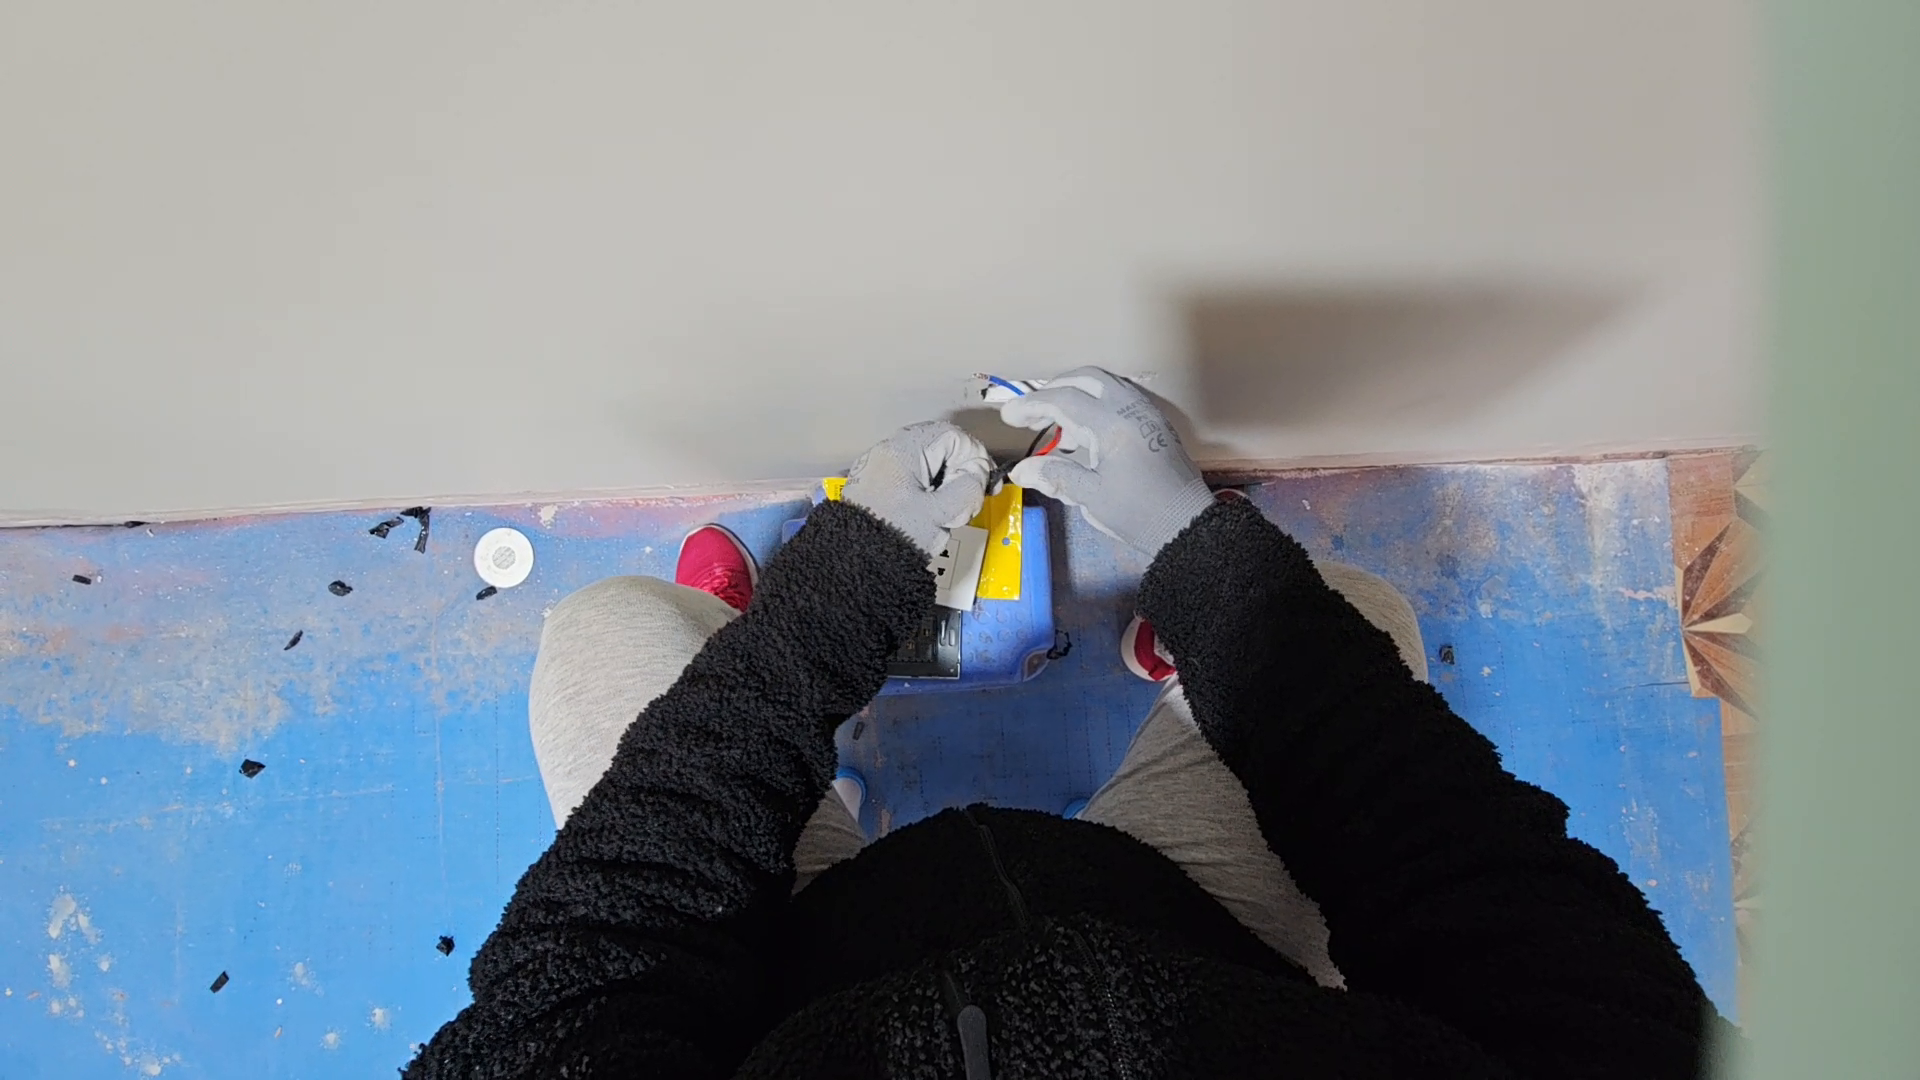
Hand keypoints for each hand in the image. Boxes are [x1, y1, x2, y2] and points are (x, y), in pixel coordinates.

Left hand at [842, 421, 993, 556]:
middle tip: (966, 498)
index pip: (954, 437)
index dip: (975, 458)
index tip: (981, 481)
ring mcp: (881, 469)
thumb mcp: (941, 512)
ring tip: (945, 513)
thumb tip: (979, 475)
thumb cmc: (892, 535)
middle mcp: (889, 452)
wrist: (855, 561)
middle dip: (959, 473)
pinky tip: (929, 516)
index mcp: (904, 450)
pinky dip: (927, 493)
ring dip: (944, 485)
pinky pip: (911, 479)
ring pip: (927, 465)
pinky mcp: (878, 487)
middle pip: (940, 449)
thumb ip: (968, 488)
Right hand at [1001, 366, 1213, 555]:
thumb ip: (1056, 476)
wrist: (1186, 526)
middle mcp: (1131, 409)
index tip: (1009, 416)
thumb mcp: (1091, 497)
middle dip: (1054, 389)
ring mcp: (1146, 414)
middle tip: (1031, 412)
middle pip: (1086, 379)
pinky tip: (1084, 430)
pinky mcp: (1154, 424)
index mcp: (1113, 425)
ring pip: (1105, 385)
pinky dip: (1095, 403)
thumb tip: (1021, 470)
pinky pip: (1120, 397)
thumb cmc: (1138, 513)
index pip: (1065, 400)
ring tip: (1054, 422)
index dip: (1032, 405)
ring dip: (1075, 393)